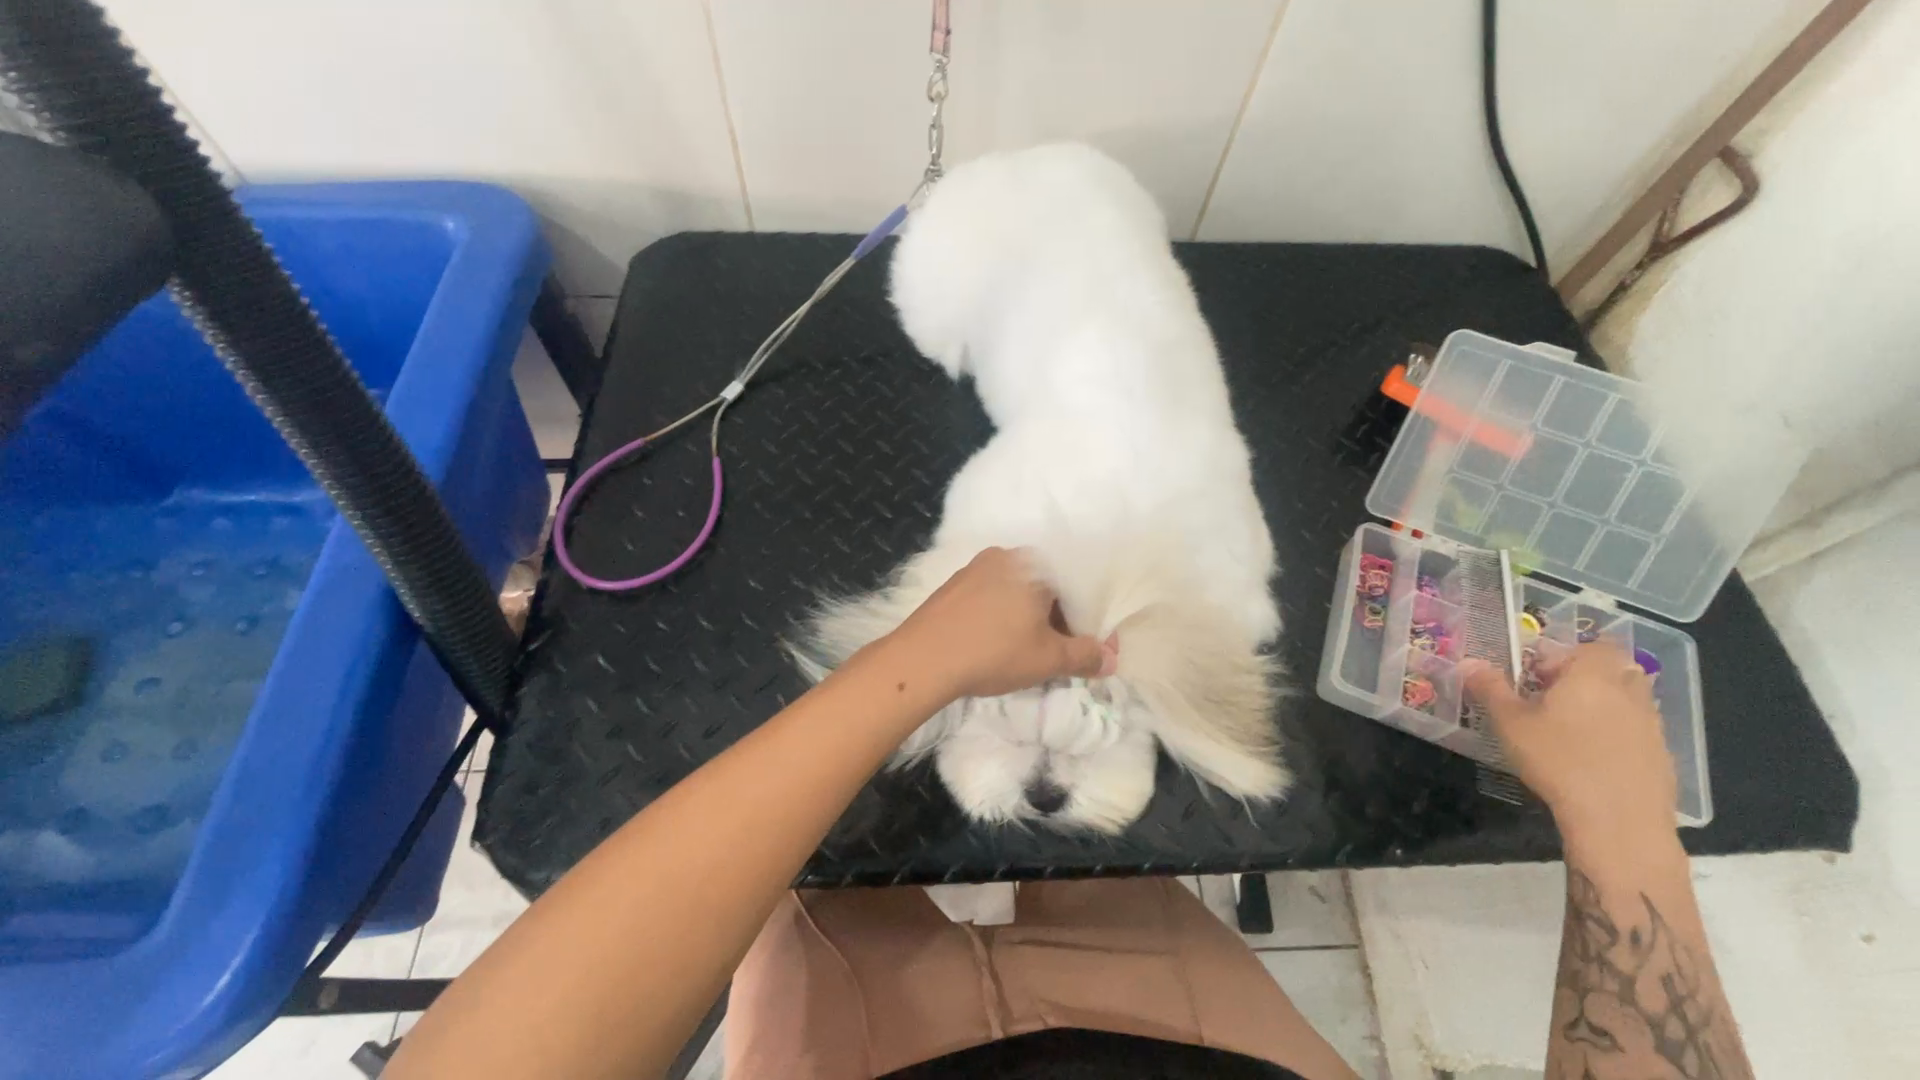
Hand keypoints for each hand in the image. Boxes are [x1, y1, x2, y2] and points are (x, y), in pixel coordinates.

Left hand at [883, 547, 1116, 701]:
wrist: (922, 659)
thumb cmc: (994, 651)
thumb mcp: (1049, 659)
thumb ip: (1085, 656)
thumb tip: (1110, 659)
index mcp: (1034, 562)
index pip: (1076, 584)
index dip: (1089, 617)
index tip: (1092, 646)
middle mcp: (1005, 556)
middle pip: (1046, 587)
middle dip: (1059, 618)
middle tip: (1063, 652)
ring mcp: (974, 569)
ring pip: (1017, 593)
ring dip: (1030, 619)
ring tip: (1032, 651)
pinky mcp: (952, 587)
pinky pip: (991, 598)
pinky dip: (1004, 618)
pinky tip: (999, 645)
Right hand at [1461, 644, 1677, 850]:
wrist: (1620, 820)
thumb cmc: (1558, 760)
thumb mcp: (1510, 723)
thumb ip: (1490, 689)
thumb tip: (1469, 663)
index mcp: (1594, 674)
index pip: (1587, 646)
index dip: (1561, 656)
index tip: (1535, 680)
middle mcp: (1630, 691)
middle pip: (1614, 669)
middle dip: (1586, 678)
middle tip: (1553, 701)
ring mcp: (1653, 724)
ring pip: (1629, 700)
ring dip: (1604, 706)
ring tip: (1571, 731)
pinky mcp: (1663, 756)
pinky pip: (1638, 731)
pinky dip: (1619, 735)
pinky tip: (1593, 761)